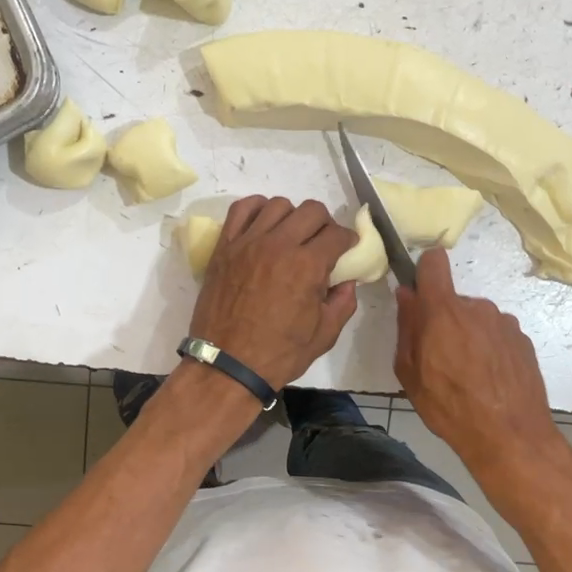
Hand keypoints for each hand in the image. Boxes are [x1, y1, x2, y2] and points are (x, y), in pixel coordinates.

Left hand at [189, 196, 358, 388]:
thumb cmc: (279, 354)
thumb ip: (342, 303)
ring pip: (278, 205)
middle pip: (311, 211)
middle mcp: (278, 245)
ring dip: (292, 216)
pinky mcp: (224, 247)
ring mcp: (247, 243)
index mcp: (306, 266)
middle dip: (324, 224)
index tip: (346, 249)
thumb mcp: (324, 335)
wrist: (227, 365)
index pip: (336, 234)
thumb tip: (347, 282)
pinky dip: (257, 209)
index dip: (347, 240)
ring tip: (291, 236)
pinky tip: (264, 224)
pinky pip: (241, 210)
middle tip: (322, 244)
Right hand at [395, 248, 562, 469]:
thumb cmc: (448, 406)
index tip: (419, 292)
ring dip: (468, 337)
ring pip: (476, 320)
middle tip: (438, 358)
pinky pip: (497, 336)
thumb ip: (407, 328)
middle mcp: (477, 308)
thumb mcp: (409, 372)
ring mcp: (505, 323)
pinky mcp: (523, 340)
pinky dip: (489, 350)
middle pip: (453, 301)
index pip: (434, 263)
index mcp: (443, 311)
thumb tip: (407, 296)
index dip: (424, 271)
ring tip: (467, 375)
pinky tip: (488, 380)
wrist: (509, 434)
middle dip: (443, 320)